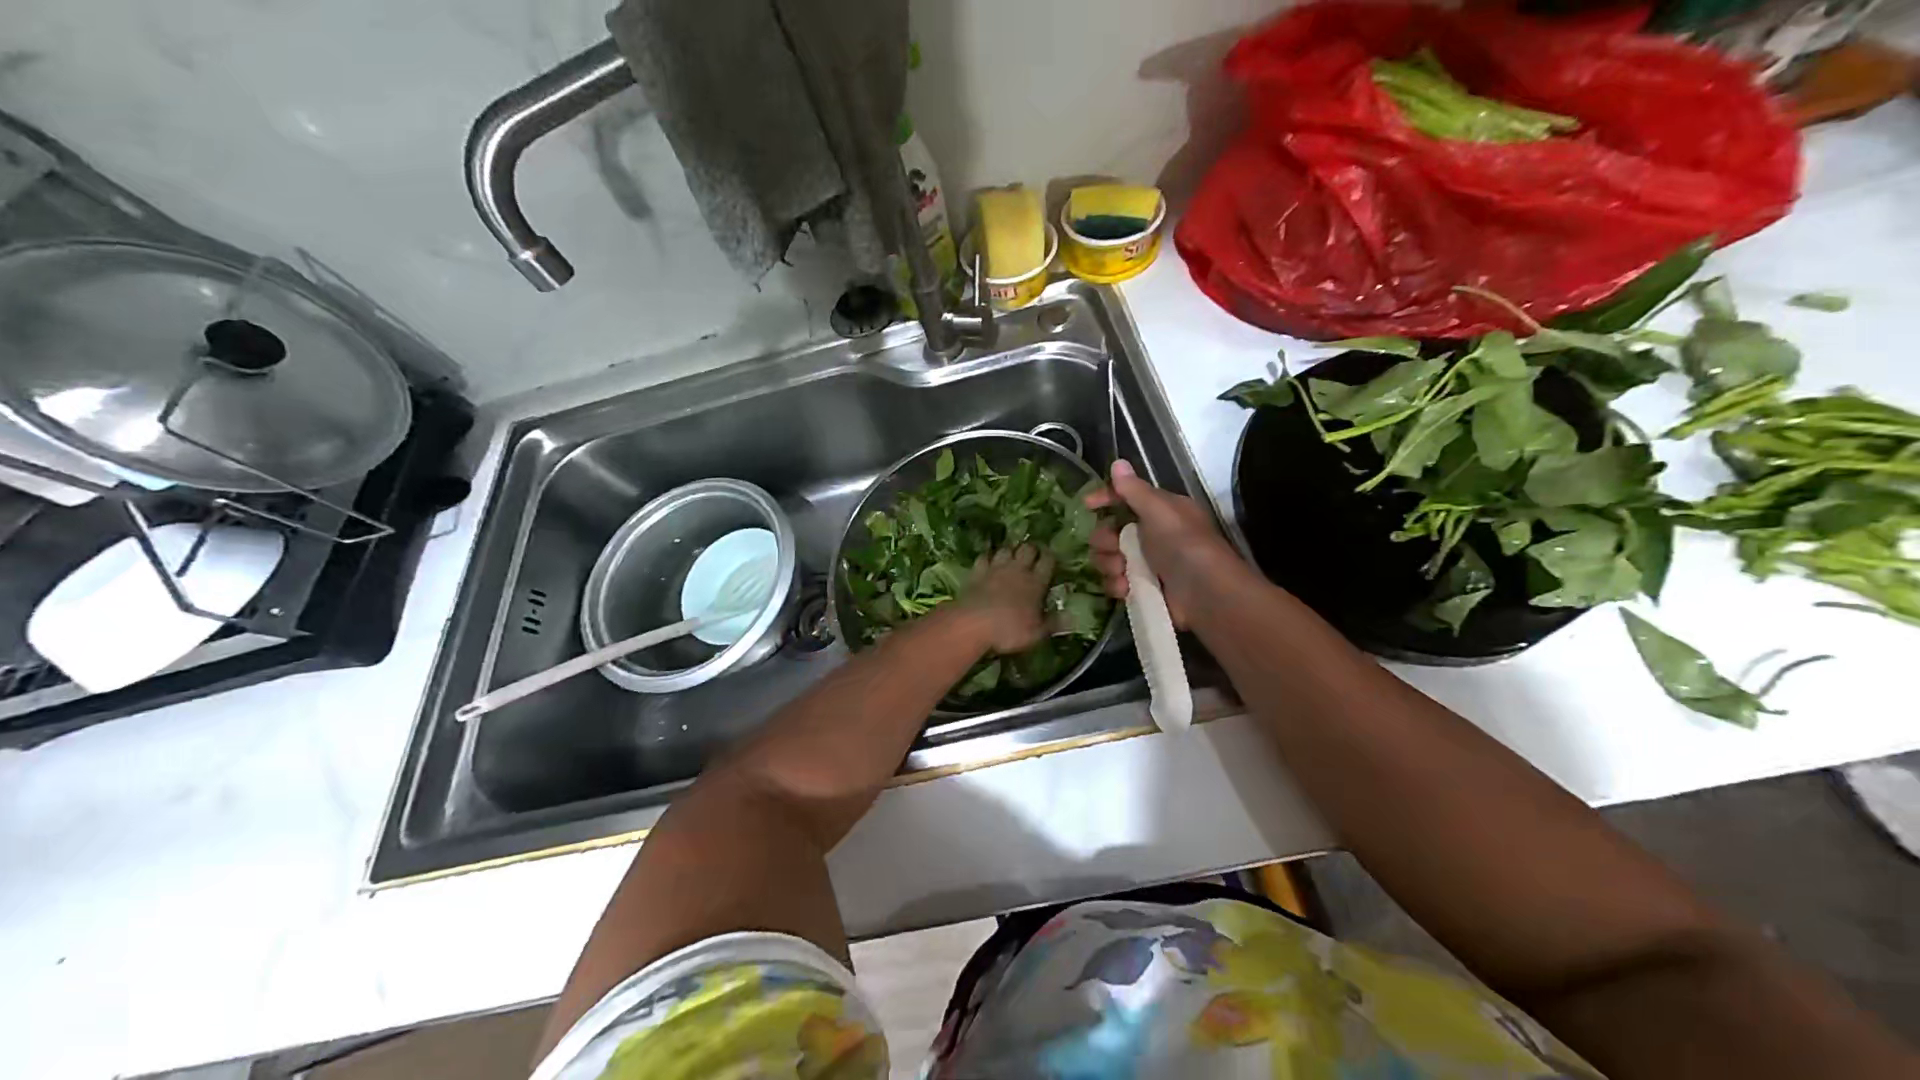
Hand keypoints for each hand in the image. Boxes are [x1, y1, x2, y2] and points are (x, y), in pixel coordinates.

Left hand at [951, 545, 1054, 653]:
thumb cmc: (1009, 631)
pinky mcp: (976, 572)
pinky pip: (983, 557)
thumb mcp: (1036, 633)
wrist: (973, 624)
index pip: (1048, 561)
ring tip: (1011, 557)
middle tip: (1032, 555)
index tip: (1051, 557)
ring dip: (1009, 551)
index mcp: (1035, 583)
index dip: (1050, 557)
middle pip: (1027, 549)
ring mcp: (995, 569)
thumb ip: (1054, 623)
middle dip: (1031, 549)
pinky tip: (987, 562)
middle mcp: (1017, 570)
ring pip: (1005, 550)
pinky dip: (987, 558)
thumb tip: (1071, 617)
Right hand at [1086, 460, 1244, 627]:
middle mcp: (1152, 535)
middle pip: (1110, 531)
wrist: (1205, 594)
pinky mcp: (1143, 589)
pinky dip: (1117, 585)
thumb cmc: (1184, 544)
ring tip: (1121, 573)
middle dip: (1104, 540)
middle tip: (1113, 548)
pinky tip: (1125, 589)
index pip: (1126, 498)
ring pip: (1109, 558)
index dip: (1106, 498)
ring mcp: (1146, 564)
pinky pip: (1116, 582)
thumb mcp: (1159, 510)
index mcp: (1160, 512)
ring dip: (1109, 565)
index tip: (1087, 505)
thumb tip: (1117, 463)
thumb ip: (1134, 489)